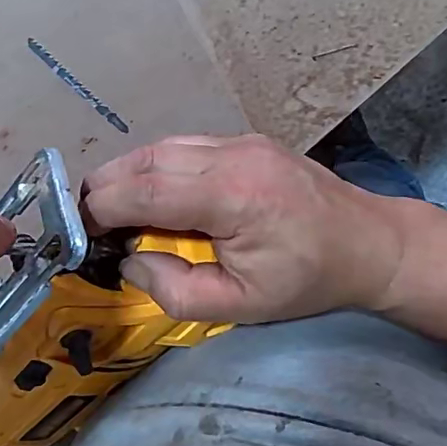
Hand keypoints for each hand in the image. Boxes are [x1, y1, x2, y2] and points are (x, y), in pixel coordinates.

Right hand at [79, 134, 409, 322]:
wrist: (369, 243)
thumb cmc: (309, 280)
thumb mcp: (241, 305)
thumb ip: (174, 289)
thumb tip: (128, 259)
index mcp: (231, 196)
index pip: (143, 191)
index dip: (100, 209)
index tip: (76, 233)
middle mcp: (233, 155)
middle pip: (146, 160)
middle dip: (105, 187)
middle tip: (83, 220)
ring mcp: (242, 141)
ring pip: (163, 146)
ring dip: (128, 173)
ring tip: (110, 207)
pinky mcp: (248, 140)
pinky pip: (187, 146)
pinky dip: (157, 166)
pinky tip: (152, 192)